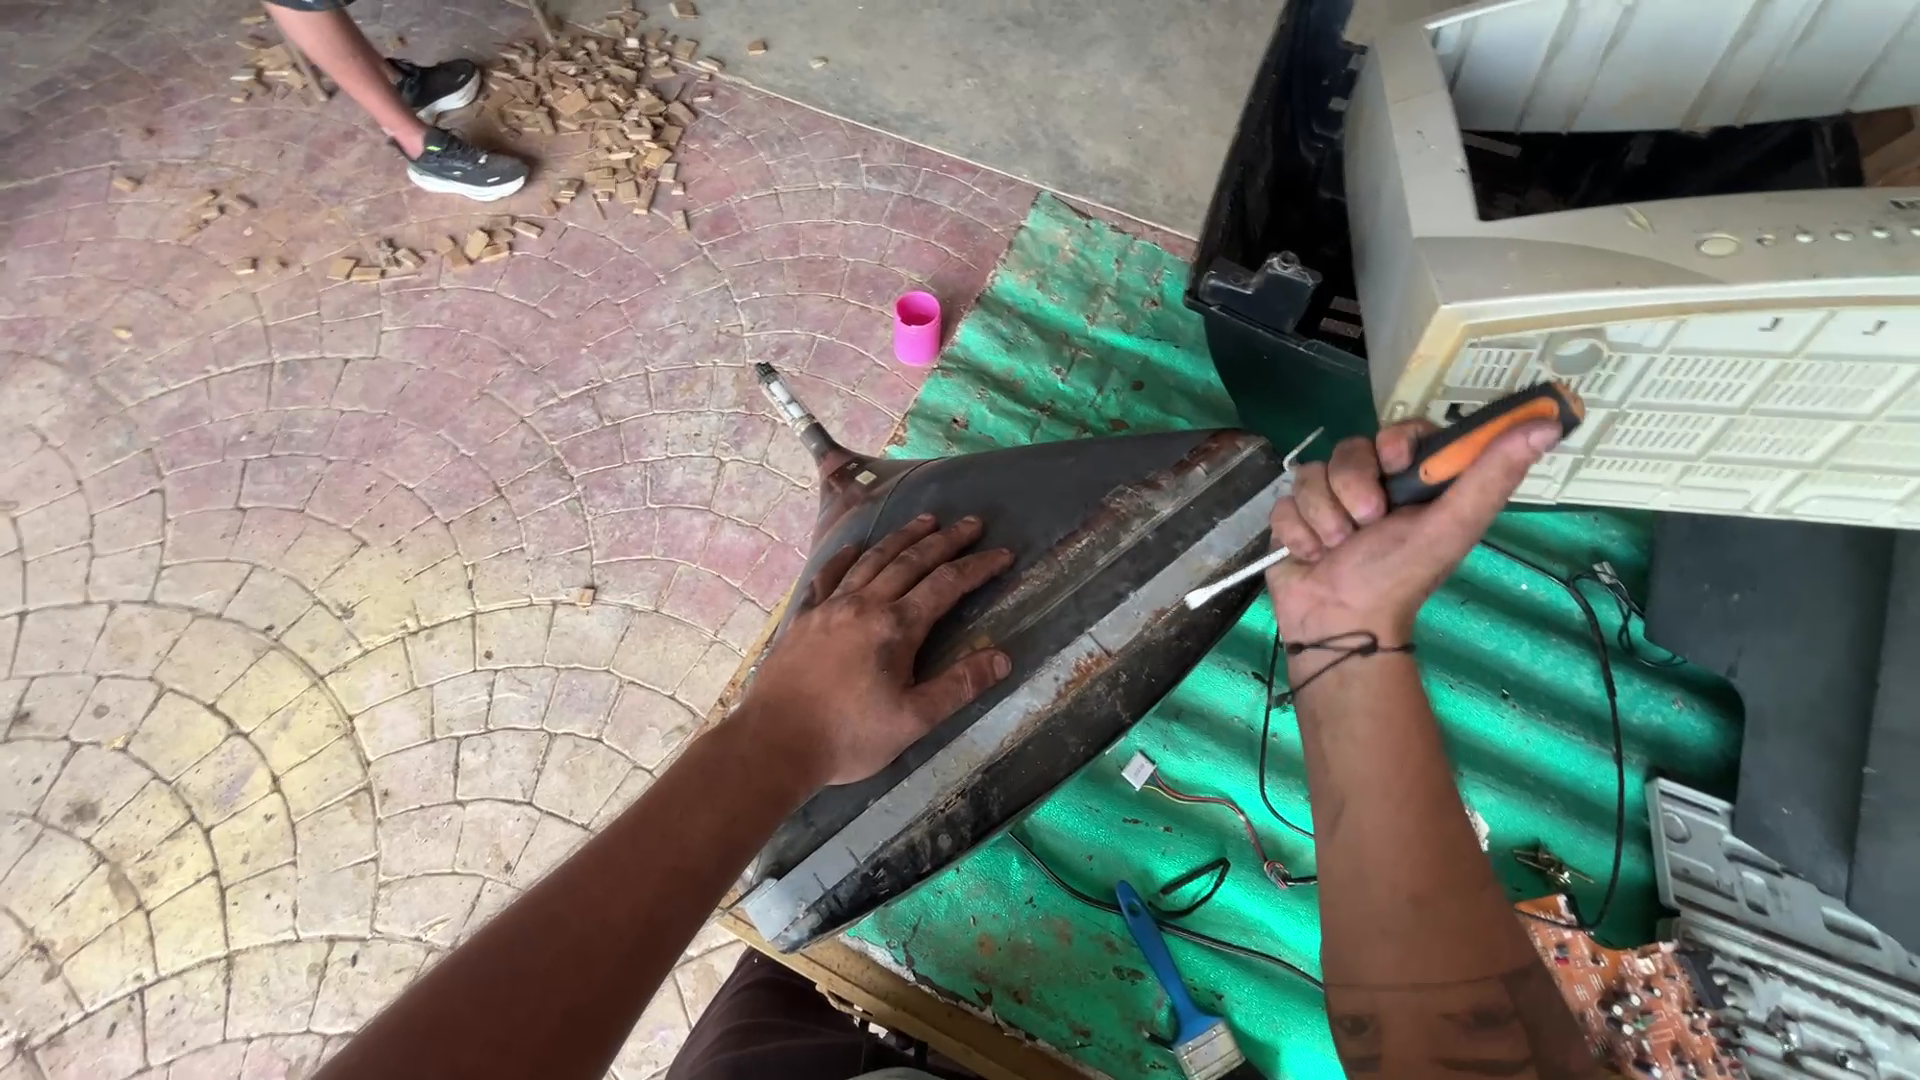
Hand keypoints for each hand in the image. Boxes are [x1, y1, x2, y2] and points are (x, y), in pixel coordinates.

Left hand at [735, 514, 1014, 787]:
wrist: (773, 743)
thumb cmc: (848, 737)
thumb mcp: (913, 720)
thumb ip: (958, 686)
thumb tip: (1003, 658)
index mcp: (895, 627)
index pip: (947, 585)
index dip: (979, 566)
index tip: (1004, 553)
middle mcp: (864, 605)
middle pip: (912, 561)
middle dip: (946, 539)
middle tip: (971, 523)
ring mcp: (829, 607)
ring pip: (872, 560)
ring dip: (902, 537)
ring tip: (925, 520)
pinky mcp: (803, 618)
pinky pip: (827, 576)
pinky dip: (845, 558)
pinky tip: (854, 547)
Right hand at [1265, 420, 1560, 641]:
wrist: (1336, 620)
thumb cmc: (1398, 576)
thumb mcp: (1451, 526)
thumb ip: (1491, 475)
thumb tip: (1549, 424)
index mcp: (1412, 484)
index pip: (1401, 431)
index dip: (1392, 441)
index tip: (1393, 464)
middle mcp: (1368, 486)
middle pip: (1348, 450)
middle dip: (1352, 489)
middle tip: (1365, 524)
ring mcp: (1326, 502)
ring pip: (1311, 476)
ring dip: (1323, 517)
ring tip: (1334, 548)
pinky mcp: (1292, 519)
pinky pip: (1284, 503)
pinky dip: (1297, 533)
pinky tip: (1309, 554)